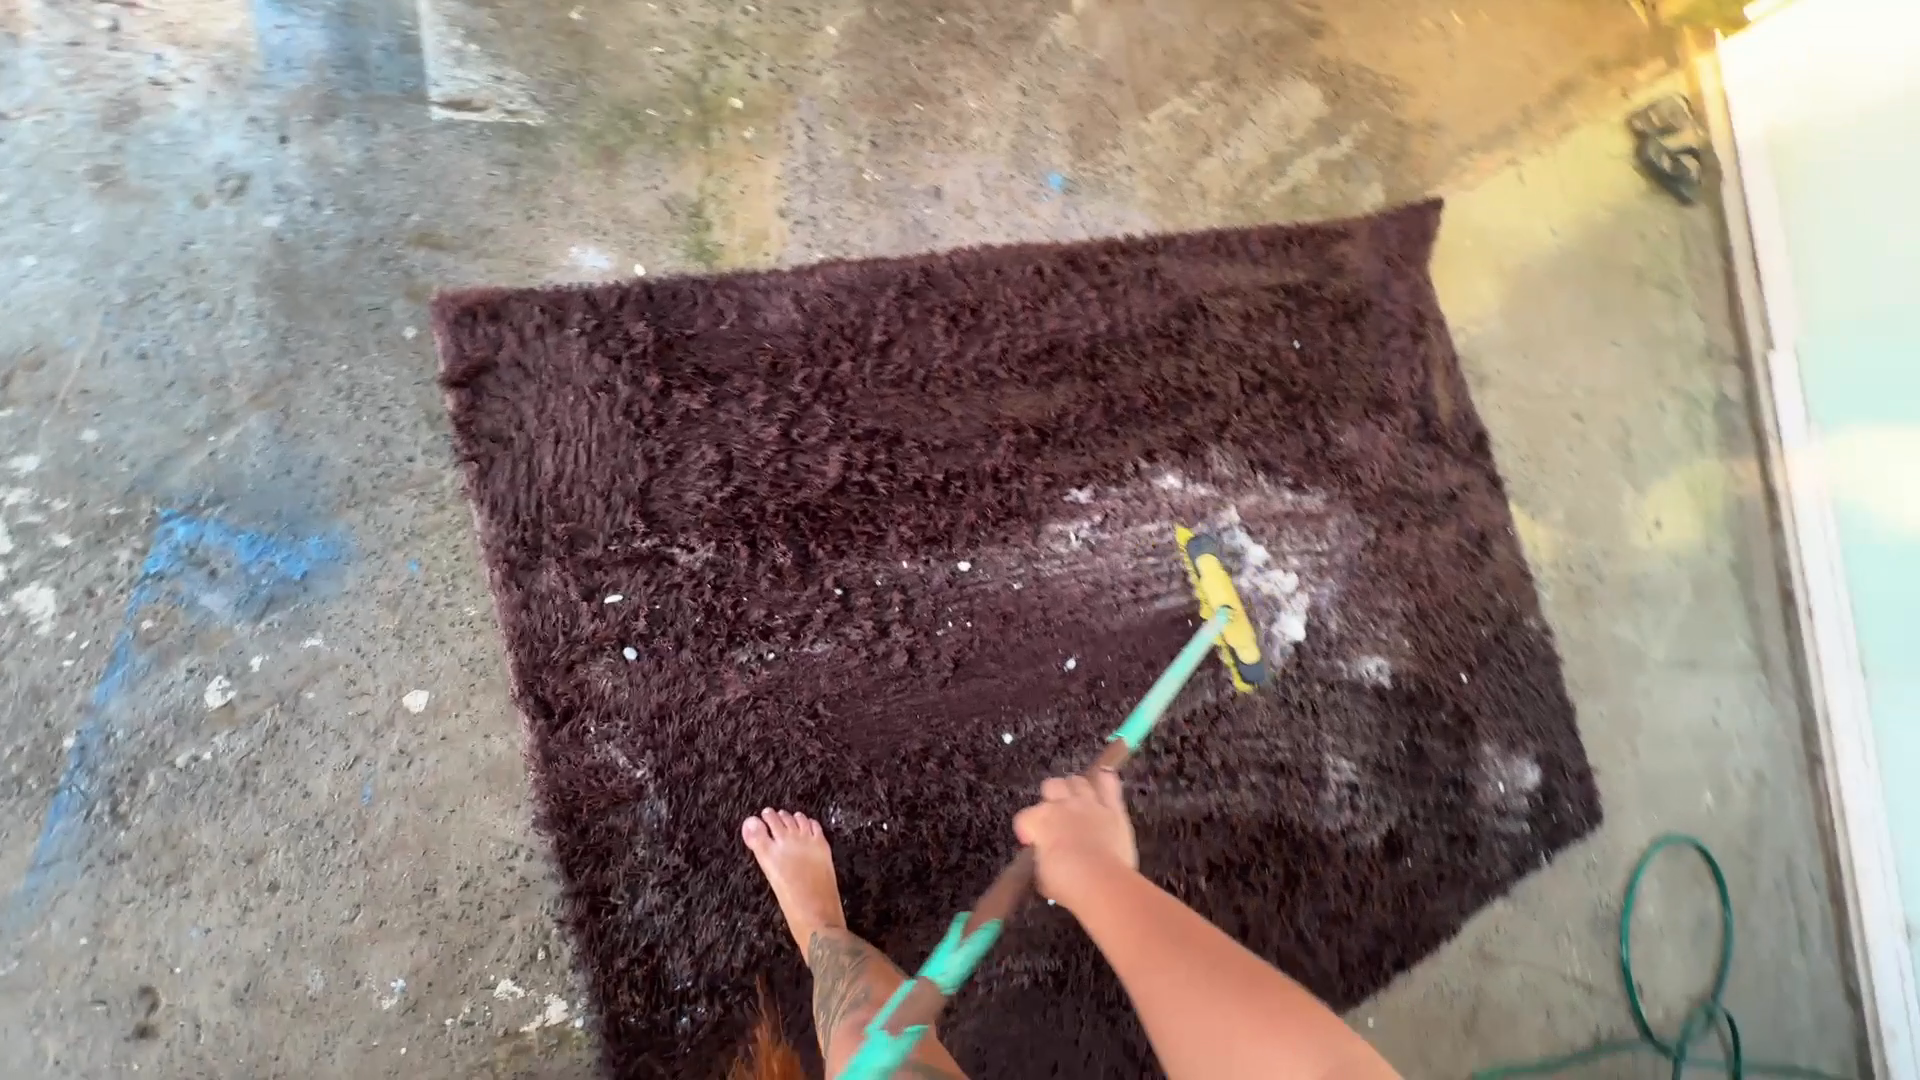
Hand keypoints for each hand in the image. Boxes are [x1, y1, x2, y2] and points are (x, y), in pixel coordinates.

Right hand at [1013, 769, 1137, 910]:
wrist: (1101, 880)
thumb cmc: (1067, 883)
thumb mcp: (1042, 877)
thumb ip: (1042, 860)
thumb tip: (1046, 859)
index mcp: (1040, 820)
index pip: (1025, 818)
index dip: (1027, 830)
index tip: (1031, 842)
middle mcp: (1062, 805)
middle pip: (1051, 786)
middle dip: (1050, 798)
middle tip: (1055, 815)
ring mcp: (1088, 803)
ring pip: (1077, 781)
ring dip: (1074, 789)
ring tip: (1076, 800)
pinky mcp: (1112, 808)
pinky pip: (1108, 784)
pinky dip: (1105, 780)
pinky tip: (1103, 779)